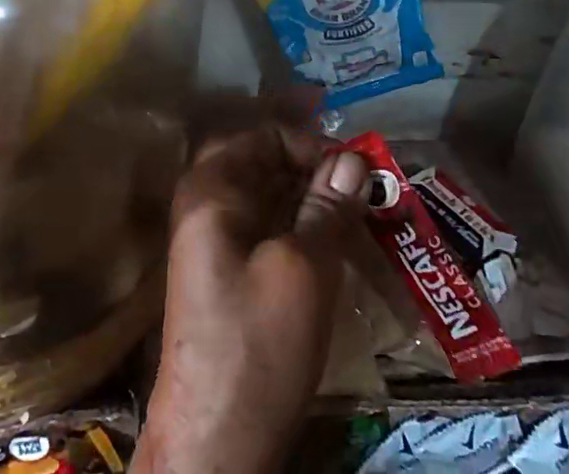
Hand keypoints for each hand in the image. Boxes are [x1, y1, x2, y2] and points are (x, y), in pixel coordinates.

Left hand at [132, 123, 370, 473]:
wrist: (214, 434)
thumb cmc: (257, 343)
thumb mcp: (303, 269)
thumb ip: (327, 207)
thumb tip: (353, 158)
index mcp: (210, 189)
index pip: (261, 135)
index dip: (309, 143)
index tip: (356, 171)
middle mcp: (204, 203)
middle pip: (262, 162)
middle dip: (313, 167)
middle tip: (364, 186)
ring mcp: (212, 239)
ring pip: (266, 197)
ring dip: (311, 197)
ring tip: (361, 213)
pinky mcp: (226, 271)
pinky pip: (265, 228)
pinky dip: (300, 226)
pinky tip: (336, 243)